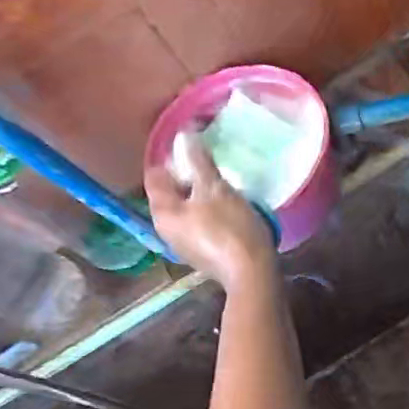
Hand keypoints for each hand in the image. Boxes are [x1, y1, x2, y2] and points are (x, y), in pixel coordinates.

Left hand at [143, 133, 277, 292]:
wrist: (253, 273)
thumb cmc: (231, 228)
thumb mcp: (215, 188)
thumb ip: (198, 160)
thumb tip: (185, 135)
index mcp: (162, 212)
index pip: (155, 174)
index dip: (174, 160)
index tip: (198, 155)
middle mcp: (166, 230)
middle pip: (172, 194)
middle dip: (191, 180)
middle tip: (215, 172)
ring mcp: (184, 246)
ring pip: (188, 211)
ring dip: (203, 199)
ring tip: (226, 191)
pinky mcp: (203, 256)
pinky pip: (201, 227)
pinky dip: (212, 217)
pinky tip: (231, 215)